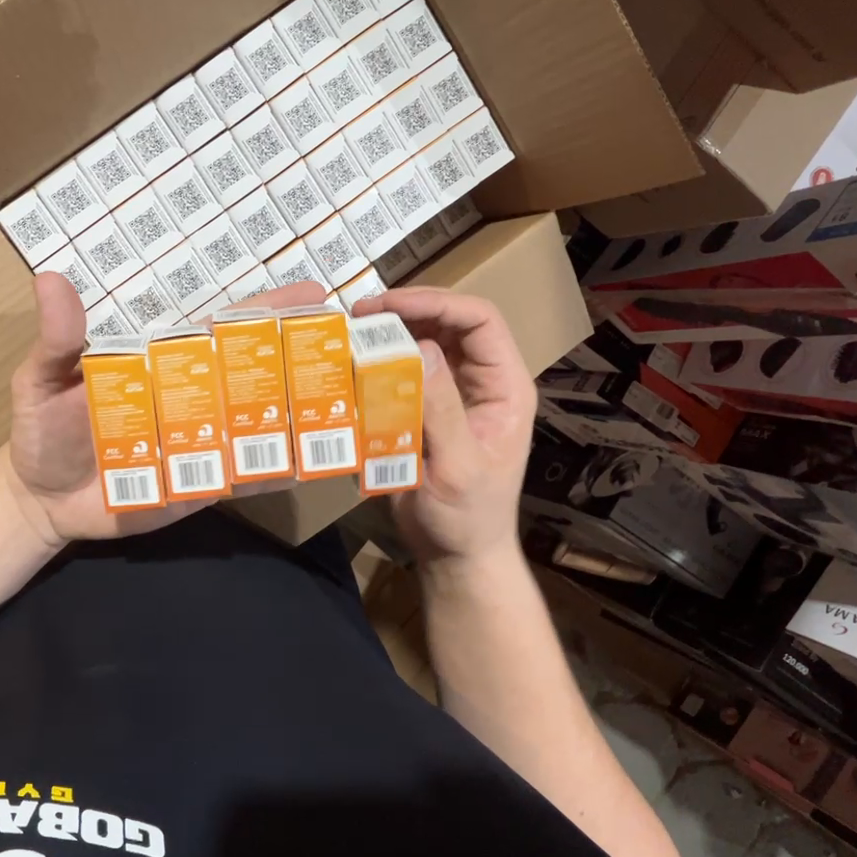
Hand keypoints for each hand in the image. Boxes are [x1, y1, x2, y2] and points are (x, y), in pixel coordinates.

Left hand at [6, 273, 327, 544]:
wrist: (41, 501)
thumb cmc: (43, 431)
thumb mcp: (43, 380)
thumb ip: (58, 339)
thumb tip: (50, 280)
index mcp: (163, 362)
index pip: (221, 330)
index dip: (266, 311)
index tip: (315, 294)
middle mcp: (195, 397)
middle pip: (257, 372)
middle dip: (306, 358)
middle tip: (357, 349)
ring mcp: (204, 442)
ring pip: (263, 421)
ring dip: (307, 410)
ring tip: (359, 400)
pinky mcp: (204, 484)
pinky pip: (250, 474)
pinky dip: (284, 468)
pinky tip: (324, 459)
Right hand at [350, 287, 536, 566]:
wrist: (456, 555)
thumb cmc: (467, 517)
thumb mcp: (457, 465)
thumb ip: (441, 407)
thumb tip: (418, 347)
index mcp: (504, 387)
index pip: (479, 321)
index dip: (436, 302)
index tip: (387, 306)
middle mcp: (481, 381)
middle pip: (450, 322)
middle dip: (407, 310)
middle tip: (359, 314)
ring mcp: (453, 394)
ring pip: (426, 341)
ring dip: (390, 332)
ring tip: (352, 332)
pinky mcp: (427, 409)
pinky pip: (406, 371)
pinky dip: (380, 361)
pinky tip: (354, 363)